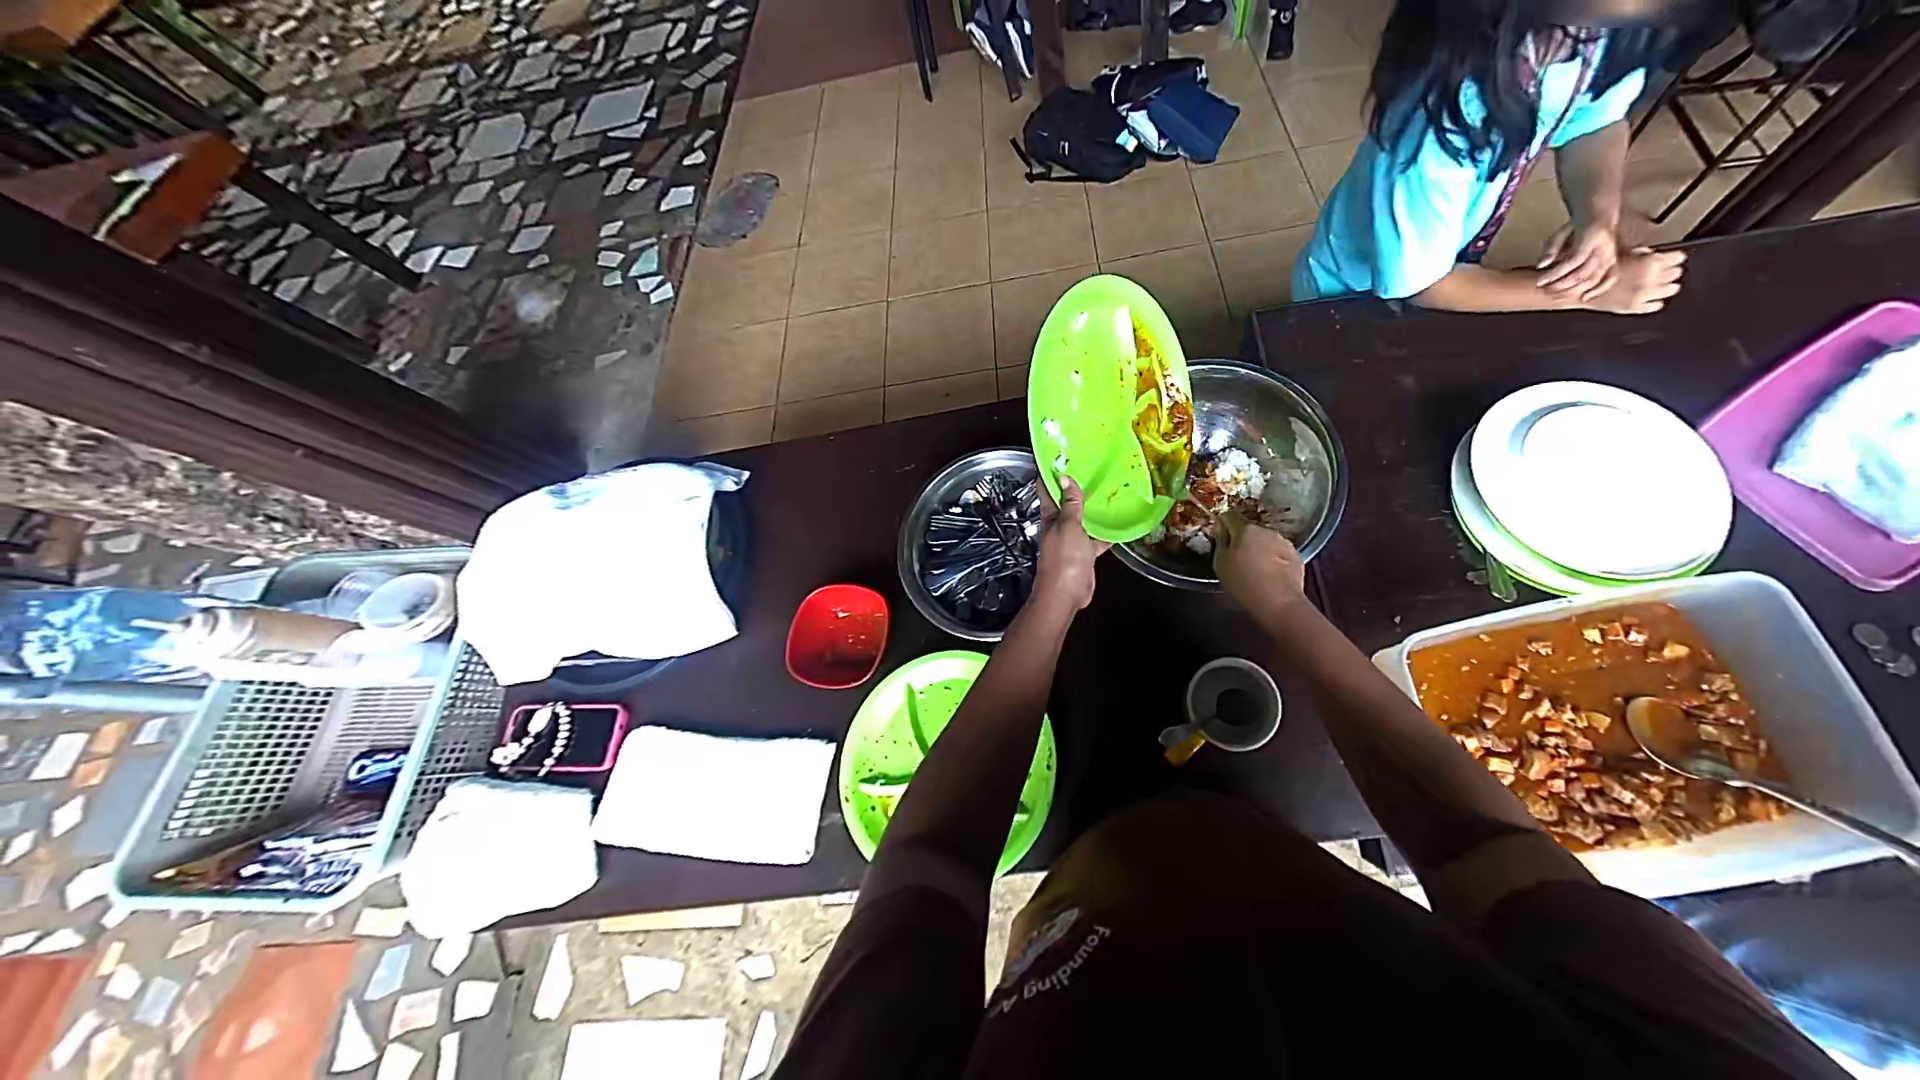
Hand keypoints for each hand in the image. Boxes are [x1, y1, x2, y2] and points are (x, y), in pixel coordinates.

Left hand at [1033, 476, 1109, 612]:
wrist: (1066, 593)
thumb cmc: (1063, 559)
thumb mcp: (1069, 526)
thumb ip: (1070, 504)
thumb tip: (1065, 477)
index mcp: (1050, 517)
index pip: (1046, 490)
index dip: (1049, 474)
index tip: (1057, 457)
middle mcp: (1059, 526)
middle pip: (1065, 503)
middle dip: (1073, 488)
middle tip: (1089, 469)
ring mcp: (1072, 540)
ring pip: (1082, 519)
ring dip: (1090, 508)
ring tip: (1107, 491)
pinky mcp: (1084, 553)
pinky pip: (1096, 538)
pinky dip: (1105, 532)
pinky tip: (1119, 524)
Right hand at [1213, 510, 1305, 616]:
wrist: (1278, 602)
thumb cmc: (1243, 581)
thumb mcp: (1220, 562)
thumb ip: (1220, 541)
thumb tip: (1221, 527)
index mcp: (1245, 529)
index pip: (1230, 516)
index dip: (1223, 523)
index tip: (1220, 534)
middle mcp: (1266, 531)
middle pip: (1250, 531)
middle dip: (1243, 540)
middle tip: (1236, 559)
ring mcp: (1284, 543)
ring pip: (1266, 541)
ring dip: (1260, 549)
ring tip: (1255, 569)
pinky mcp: (1296, 556)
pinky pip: (1279, 553)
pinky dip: (1274, 560)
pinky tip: (1269, 575)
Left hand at [1536, 220, 1619, 301]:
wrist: (1600, 217)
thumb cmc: (1576, 227)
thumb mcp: (1560, 233)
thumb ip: (1551, 248)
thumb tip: (1542, 265)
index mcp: (1592, 238)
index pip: (1573, 261)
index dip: (1555, 274)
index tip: (1539, 281)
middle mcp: (1605, 248)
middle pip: (1583, 273)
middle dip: (1560, 285)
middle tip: (1542, 290)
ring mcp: (1611, 255)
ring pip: (1594, 279)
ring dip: (1572, 290)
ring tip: (1553, 295)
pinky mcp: (1613, 262)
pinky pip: (1611, 278)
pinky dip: (1599, 290)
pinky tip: (1583, 298)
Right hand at [1583, 247, 1685, 315]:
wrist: (1571, 290)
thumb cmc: (1590, 271)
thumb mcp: (1617, 255)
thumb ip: (1638, 254)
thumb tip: (1649, 255)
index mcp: (1650, 262)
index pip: (1679, 258)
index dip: (1672, 258)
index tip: (1667, 259)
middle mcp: (1651, 278)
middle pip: (1676, 273)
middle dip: (1667, 272)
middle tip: (1658, 273)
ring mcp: (1643, 294)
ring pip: (1671, 289)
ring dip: (1663, 287)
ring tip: (1653, 286)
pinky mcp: (1634, 308)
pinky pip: (1656, 305)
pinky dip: (1652, 302)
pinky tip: (1643, 299)